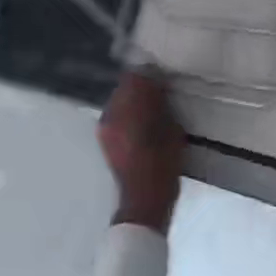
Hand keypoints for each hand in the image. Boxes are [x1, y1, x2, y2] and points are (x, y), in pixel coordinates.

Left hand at [99, 69, 183, 233]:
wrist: (143, 199)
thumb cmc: (164, 165)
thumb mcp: (172, 130)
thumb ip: (162, 105)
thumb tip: (157, 90)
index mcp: (132, 107)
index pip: (136, 77)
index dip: (150, 76)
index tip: (161, 80)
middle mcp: (113, 111)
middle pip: (124, 85)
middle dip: (139, 86)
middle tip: (156, 94)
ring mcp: (104, 123)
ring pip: (117, 99)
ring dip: (130, 99)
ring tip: (146, 109)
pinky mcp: (102, 135)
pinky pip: (113, 113)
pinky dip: (124, 113)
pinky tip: (136, 123)